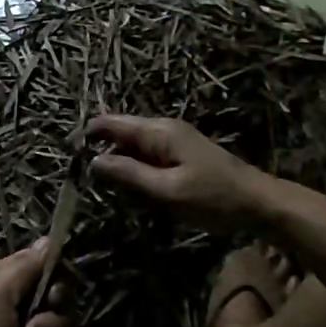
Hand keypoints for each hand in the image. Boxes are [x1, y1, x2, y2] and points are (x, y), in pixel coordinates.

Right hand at [88, 115, 271, 232]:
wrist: (259, 203)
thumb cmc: (213, 197)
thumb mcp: (168, 190)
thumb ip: (129, 175)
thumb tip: (93, 161)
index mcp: (159, 131)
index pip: (112, 123)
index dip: (87, 134)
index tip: (66, 151)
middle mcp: (164, 129)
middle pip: (121, 132)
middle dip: (99, 149)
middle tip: (78, 174)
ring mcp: (174, 141)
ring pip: (133, 146)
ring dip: (117, 160)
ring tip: (96, 182)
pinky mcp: (181, 155)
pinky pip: (147, 156)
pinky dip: (134, 167)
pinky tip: (128, 186)